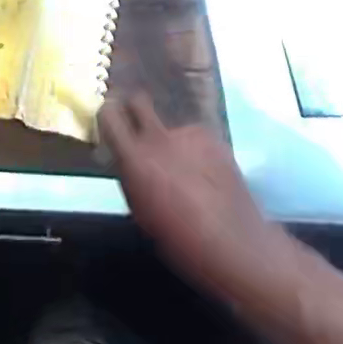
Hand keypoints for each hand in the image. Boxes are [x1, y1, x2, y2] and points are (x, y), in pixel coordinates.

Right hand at [98, 92, 280, 292]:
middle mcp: (157, 137)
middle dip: (134, 108)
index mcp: (134, 157)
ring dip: (172, 141)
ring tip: (187, 169)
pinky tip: (208, 174)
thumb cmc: (180, 240)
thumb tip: (127, 160)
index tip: (110, 121)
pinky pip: (195, 137)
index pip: (108, 114)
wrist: (235, 244)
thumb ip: (130, 176)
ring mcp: (188, 134)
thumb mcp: (141, 212)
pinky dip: (196, 150)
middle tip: (138, 126)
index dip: (107, 115)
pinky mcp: (213, 137)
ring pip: (170, 126)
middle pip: (137, 100)